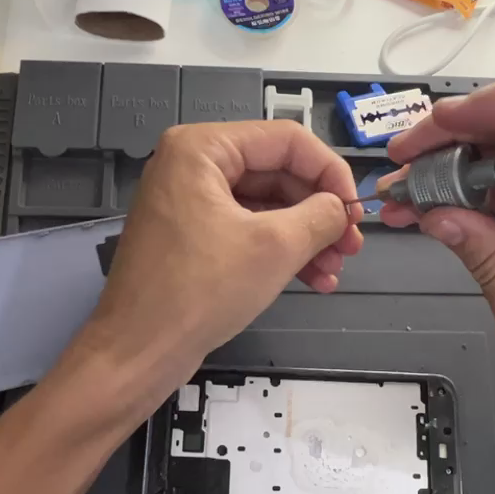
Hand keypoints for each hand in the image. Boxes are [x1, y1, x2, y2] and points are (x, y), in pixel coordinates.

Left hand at [78, 120, 363, 400]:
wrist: (138, 352)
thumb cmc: (199, 292)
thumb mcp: (274, 247)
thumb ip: (320, 216)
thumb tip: (341, 208)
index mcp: (202, 149)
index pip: (286, 140)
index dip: (331, 172)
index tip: (356, 210)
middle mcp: (192, 166)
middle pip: (277, 173)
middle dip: (319, 212)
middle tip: (350, 247)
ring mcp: (190, 203)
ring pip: (266, 207)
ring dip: (306, 237)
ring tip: (335, 270)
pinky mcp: (192, 239)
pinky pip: (247, 231)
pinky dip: (280, 252)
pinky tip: (314, 279)